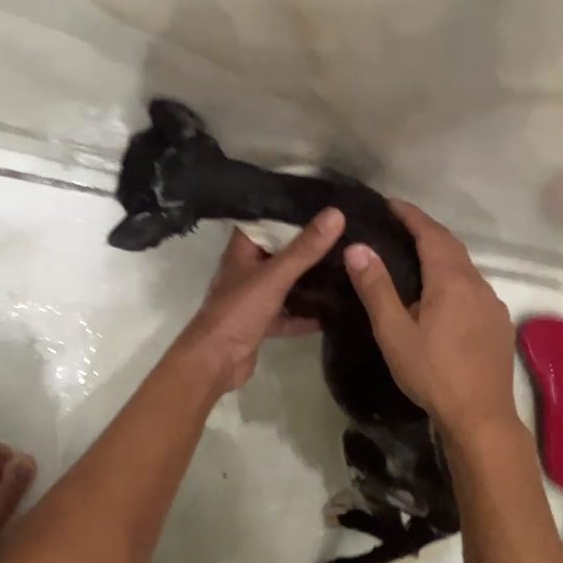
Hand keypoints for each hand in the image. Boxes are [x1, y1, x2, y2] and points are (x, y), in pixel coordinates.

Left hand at [175, 209, 343, 393]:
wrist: (216, 361)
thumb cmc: (238, 311)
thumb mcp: (274, 276)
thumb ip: (304, 249)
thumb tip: (335, 214)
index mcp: (241, 252)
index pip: (265, 222)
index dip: (289, 211)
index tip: (322, 202)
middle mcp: (245, 271)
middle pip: (279, 252)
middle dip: (307, 245)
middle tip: (345, 232)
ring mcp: (253, 298)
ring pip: (285, 283)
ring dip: (309, 279)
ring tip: (345, 265)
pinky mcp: (261, 323)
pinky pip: (288, 313)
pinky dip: (306, 313)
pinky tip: (333, 310)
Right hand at [344, 201, 517, 440]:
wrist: (479, 415)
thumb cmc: (431, 372)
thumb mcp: (393, 331)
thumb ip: (376, 288)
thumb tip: (358, 247)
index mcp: (451, 281)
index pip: (431, 234)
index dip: (410, 215)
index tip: (389, 203)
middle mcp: (477, 285)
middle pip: (451, 246)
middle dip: (425, 231)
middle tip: (396, 225)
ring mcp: (492, 305)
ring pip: (463, 268)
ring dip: (439, 255)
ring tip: (411, 257)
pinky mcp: (496, 324)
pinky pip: (471, 288)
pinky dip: (450, 277)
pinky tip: (436, 295)